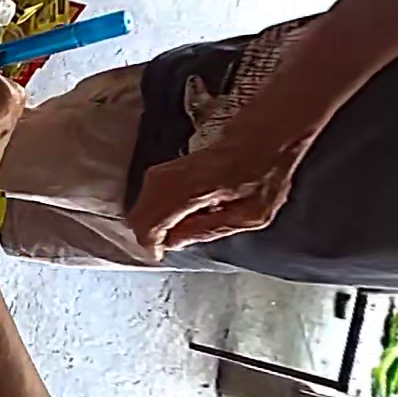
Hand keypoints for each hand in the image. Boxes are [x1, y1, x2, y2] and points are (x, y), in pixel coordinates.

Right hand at [125, 131, 312, 258]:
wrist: (258, 141)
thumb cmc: (260, 176)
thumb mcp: (250, 215)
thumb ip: (208, 230)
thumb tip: (173, 243)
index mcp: (191, 192)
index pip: (150, 223)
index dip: (153, 245)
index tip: (162, 255)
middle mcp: (169, 179)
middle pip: (137, 217)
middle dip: (149, 236)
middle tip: (169, 246)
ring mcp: (162, 171)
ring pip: (138, 208)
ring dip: (150, 225)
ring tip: (176, 233)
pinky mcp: (162, 170)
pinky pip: (144, 198)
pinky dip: (151, 213)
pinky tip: (173, 219)